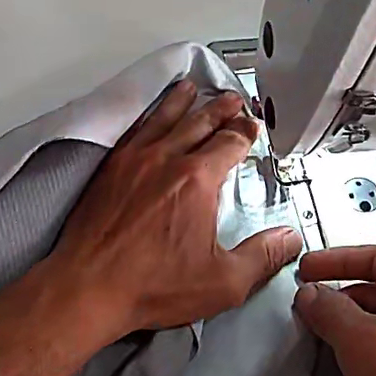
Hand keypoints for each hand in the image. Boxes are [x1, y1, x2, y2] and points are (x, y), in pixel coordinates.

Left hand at [42, 80, 302, 345]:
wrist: (88, 286)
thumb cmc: (148, 285)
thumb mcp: (222, 281)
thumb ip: (261, 257)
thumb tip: (287, 240)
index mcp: (197, 181)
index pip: (229, 143)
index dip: (245, 132)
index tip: (251, 127)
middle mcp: (165, 160)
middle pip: (199, 122)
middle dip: (220, 109)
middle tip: (231, 100)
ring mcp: (134, 160)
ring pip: (164, 117)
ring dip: (182, 101)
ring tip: (190, 88)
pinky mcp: (109, 169)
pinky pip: (133, 129)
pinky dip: (146, 114)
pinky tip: (148, 115)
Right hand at [293, 245, 375, 375]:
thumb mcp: (364, 345)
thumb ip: (329, 311)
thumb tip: (312, 296)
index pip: (375, 256)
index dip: (333, 261)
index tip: (308, 269)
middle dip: (342, 303)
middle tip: (312, 313)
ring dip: (357, 334)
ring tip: (333, 349)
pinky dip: (375, 357)